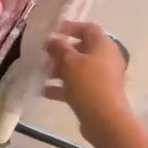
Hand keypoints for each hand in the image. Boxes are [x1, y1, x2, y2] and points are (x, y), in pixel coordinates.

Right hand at [44, 20, 131, 142]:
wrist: (105, 120)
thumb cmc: (89, 84)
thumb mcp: (70, 62)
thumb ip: (59, 48)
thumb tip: (52, 39)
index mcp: (103, 45)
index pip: (88, 28)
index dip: (70, 27)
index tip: (52, 32)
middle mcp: (105, 59)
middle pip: (81, 49)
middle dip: (61, 52)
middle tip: (44, 56)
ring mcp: (102, 78)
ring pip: (78, 69)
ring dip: (59, 70)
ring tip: (43, 75)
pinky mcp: (96, 95)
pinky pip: (77, 86)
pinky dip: (62, 87)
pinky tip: (44, 92)